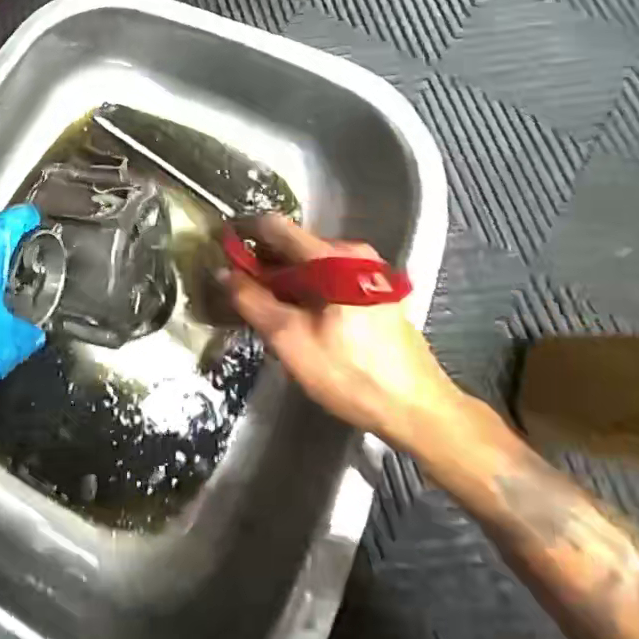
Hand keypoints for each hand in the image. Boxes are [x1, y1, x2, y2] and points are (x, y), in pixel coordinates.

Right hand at [219, 214, 468, 451]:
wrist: (419, 412)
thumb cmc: (351, 374)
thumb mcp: (289, 340)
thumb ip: (251, 300)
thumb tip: (223, 272)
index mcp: (334, 257)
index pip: (274, 226)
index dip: (242, 234)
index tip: (219, 251)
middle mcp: (354, 253)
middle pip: (292, 245)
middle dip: (262, 265)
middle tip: (239, 292)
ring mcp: (369, 271)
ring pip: (309, 264)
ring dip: (283, 281)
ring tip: (264, 310)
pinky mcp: (375, 291)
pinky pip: (327, 277)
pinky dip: (305, 290)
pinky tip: (296, 319)